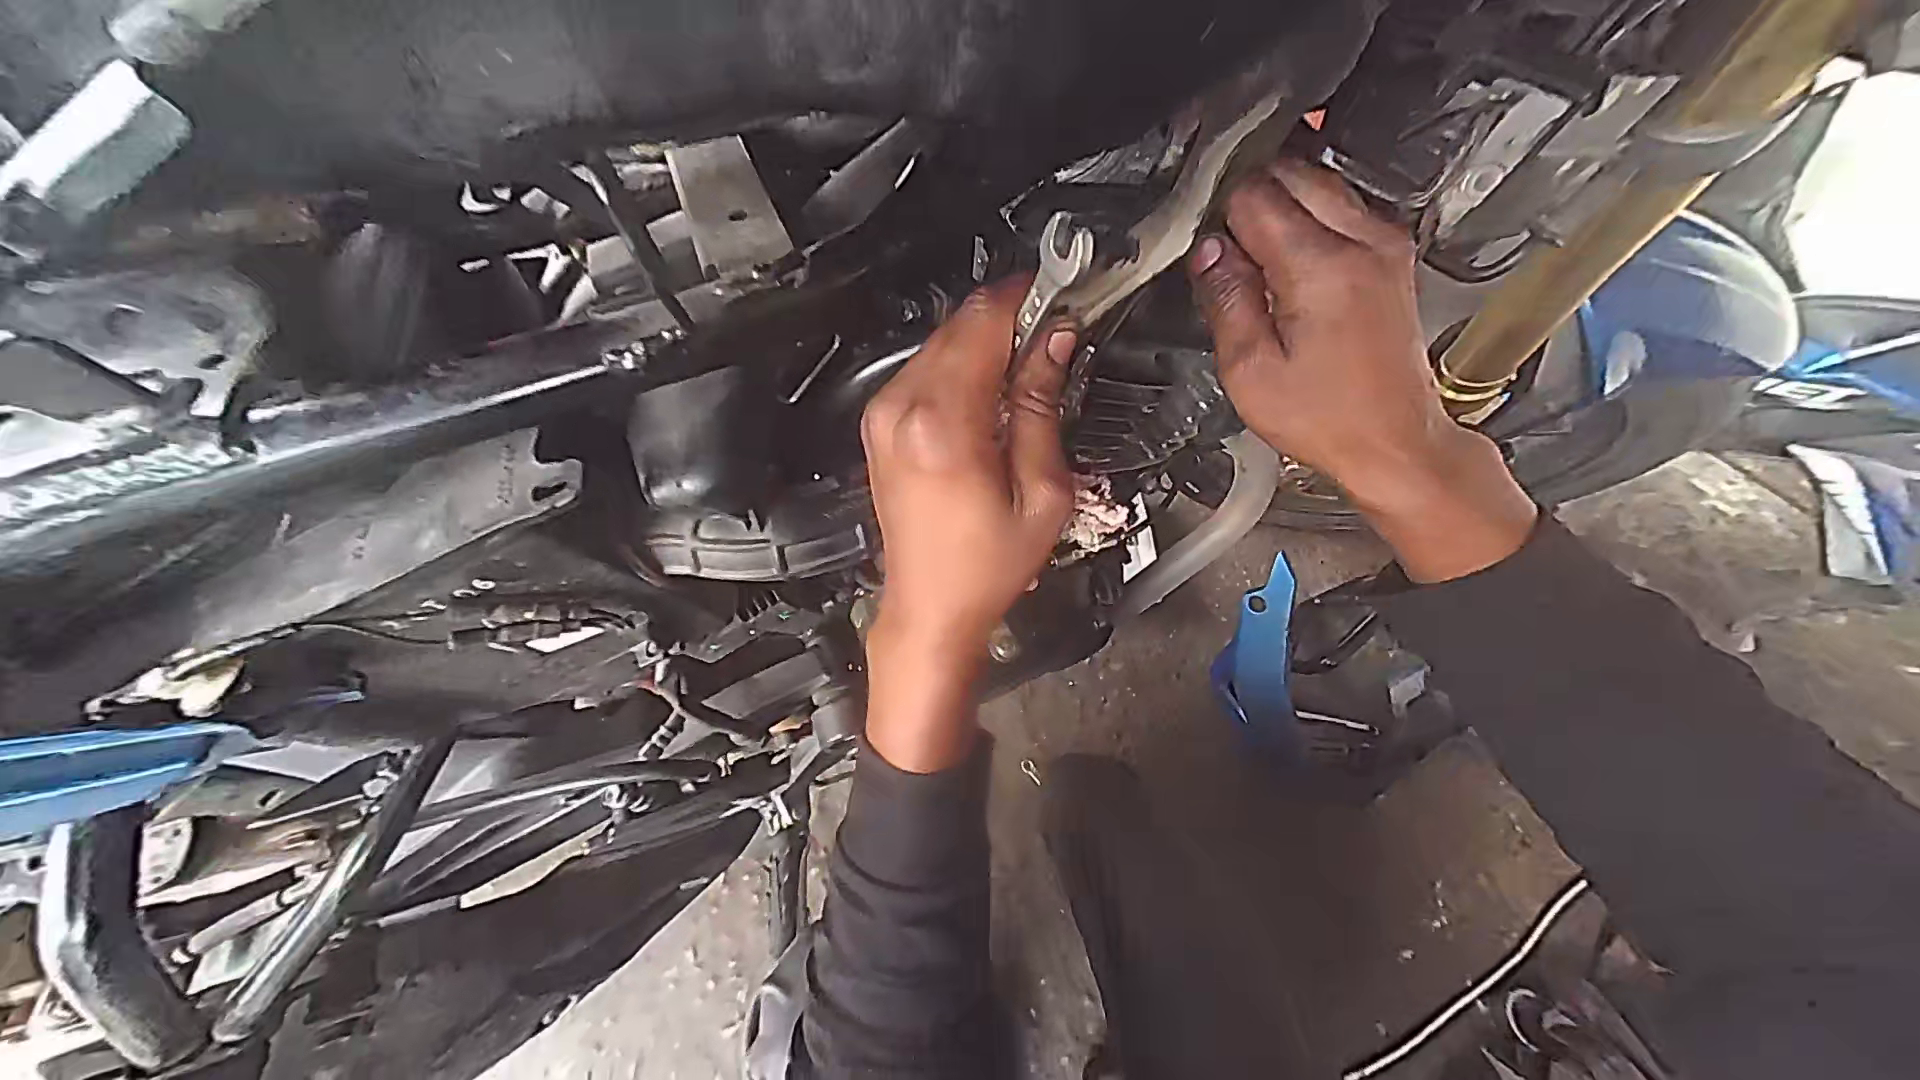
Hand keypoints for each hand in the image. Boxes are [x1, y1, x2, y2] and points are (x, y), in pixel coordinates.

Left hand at [859, 277, 1076, 769]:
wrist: (931, 606)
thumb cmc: (982, 567)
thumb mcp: (1040, 491)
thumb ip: (1041, 406)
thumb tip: (1052, 344)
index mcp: (943, 425)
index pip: (984, 321)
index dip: (1028, 298)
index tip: (1060, 296)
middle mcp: (902, 411)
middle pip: (960, 324)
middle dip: (1012, 319)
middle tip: (1054, 334)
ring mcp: (884, 418)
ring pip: (941, 343)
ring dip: (988, 344)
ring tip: (1030, 369)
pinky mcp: (882, 429)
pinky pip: (924, 373)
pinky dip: (963, 369)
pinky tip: (993, 394)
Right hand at [1188, 159, 1536, 581]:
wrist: (1392, 440)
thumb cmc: (1326, 417)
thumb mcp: (1249, 369)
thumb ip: (1225, 300)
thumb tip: (1206, 253)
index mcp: (1320, 269)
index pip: (1255, 198)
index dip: (1216, 210)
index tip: (1198, 234)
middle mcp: (1363, 244)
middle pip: (1293, 174)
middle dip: (1247, 192)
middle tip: (1214, 231)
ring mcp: (1384, 247)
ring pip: (1321, 183)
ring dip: (1277, 200)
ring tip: (1243, 243)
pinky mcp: (1391, 260)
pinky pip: (1343, 209)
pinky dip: (1306, 216)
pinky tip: (1282, 252)